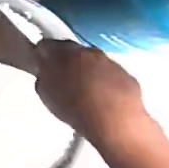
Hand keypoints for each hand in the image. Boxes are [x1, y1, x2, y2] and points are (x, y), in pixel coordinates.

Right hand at [32, 39, 168, 156]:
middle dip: (67, 63)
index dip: (43, 55)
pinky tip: (102, 101)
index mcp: (63, 52)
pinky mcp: (126, 75)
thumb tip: (45, 72)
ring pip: (94, 63)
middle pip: (72, 52)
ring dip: (87, 73)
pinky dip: (106, 83)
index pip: (46, 45)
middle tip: (62, 81)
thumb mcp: (46, 94)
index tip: (42, 64)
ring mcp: (109, 62)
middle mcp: (87, 51)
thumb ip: (44, 76)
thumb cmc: (76, 107)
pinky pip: (112, 75)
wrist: (114, 122)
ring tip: (83, 95)